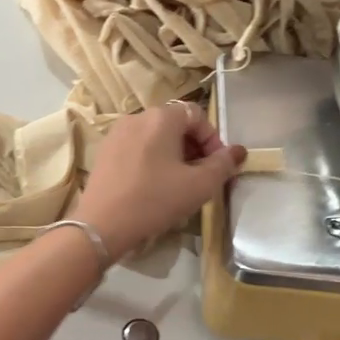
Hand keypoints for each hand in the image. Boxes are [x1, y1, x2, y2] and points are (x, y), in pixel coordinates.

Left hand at [71, 100, 246, 255]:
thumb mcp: (199, 185)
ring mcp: (117, 134)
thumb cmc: (155, 200)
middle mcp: (137, 117)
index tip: (217, 166)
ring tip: (178, 183)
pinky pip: (137, 148)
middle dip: (194, 147)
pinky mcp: (104, 152)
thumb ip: (223, 165)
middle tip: (201, 176)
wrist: (102, 225)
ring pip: (155, 137)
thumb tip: (238, 151)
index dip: (213, 139)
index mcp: (162, 117)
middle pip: (174, 124)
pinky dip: (152, 160)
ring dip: (173, 154)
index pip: (197, 115)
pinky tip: (153, 187)